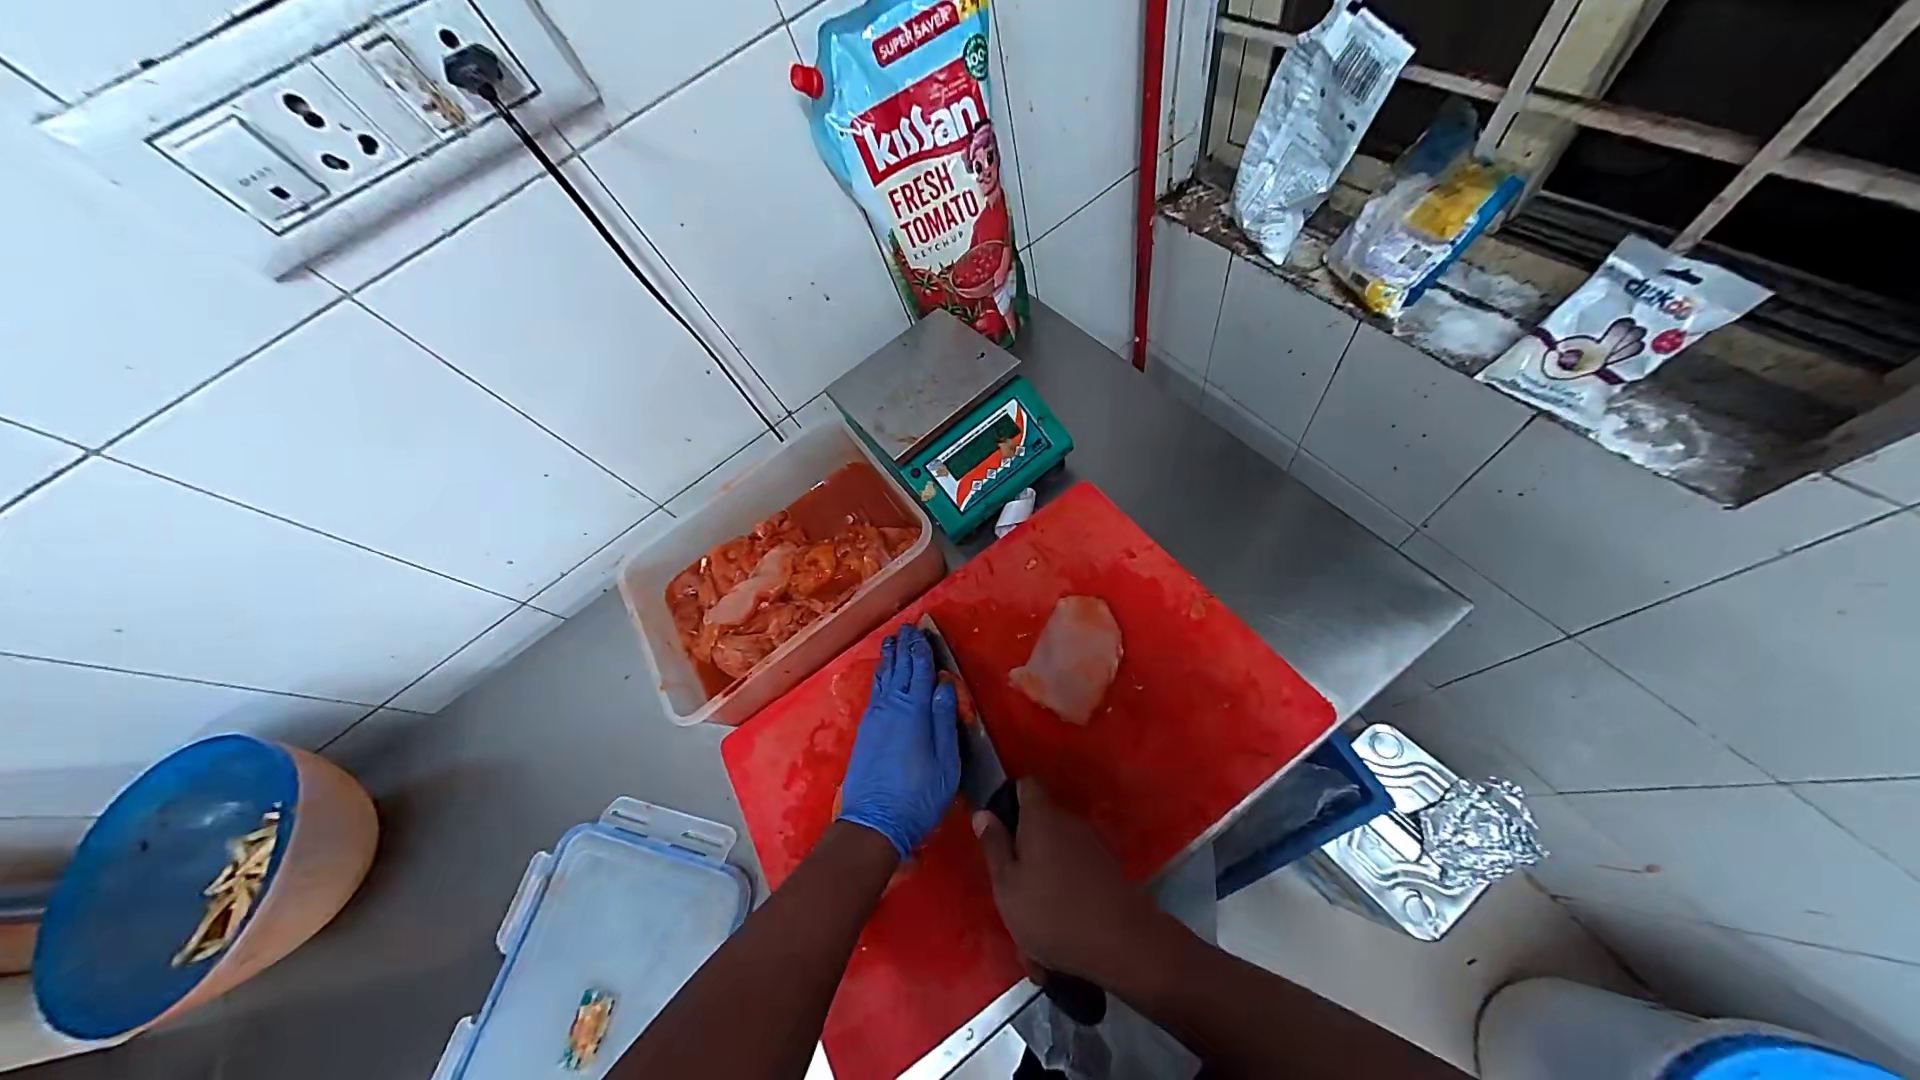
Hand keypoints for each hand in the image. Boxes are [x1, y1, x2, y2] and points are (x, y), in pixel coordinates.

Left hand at [837, 625, 959, 859]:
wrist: (873, 822)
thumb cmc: (919, 795)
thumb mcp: (945, 761)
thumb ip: (944, 719)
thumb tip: (944, 682)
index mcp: (914, 711)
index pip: (919, 671)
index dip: (921, 650)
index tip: (921, 631)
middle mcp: (891, 707)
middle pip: (898, 670)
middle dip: (903, 648)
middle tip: (905, 628)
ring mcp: (875, 718)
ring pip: (883, 679)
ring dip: (889, 658)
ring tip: (891, 641)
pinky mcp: (865, 731)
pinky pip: (875, 692)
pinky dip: (881, 677)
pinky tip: (882, 675)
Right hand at [973, 779, 1161, 982]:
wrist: (1118, 943)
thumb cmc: (1050, 911)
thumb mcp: (1006, 884)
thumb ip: (994, 845)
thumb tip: (983, 813)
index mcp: (1041, 817)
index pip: (1027, 785)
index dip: (1011, 798)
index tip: (1000, 825)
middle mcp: (1070, 820)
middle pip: (1043, 822)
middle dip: (1028, 847)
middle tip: (1015, 885)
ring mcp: (1095, 843)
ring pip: (1061, 852)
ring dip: (1049, 874)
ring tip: (1037, 920)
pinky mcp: (1111, 868)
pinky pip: (1079, 872)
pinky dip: (1070, 890)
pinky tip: (1062, 928)